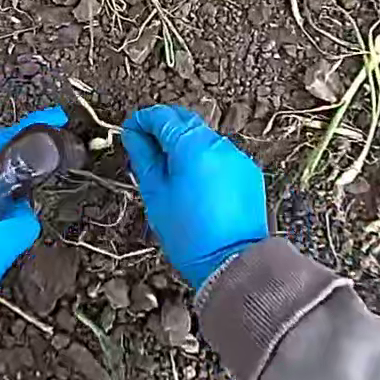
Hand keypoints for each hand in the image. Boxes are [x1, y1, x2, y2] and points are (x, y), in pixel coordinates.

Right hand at [121, 105, 268, 288]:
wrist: (232, 263)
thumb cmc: (191, 237)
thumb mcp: (156, 196)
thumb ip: (144, 158)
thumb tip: (133, 135)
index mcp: (192, 147)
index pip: (163, 116)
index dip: (143, 119)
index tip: (131, 128)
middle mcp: (218, 144)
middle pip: (185, 121)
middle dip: (163, 128)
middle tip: (145, 145)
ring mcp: (236, 156)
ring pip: (203, 137)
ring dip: (185, 144)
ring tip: (169, 170)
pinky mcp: (247, 170)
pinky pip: (220, 154)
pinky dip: (205, 159)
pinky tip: (195, 182)